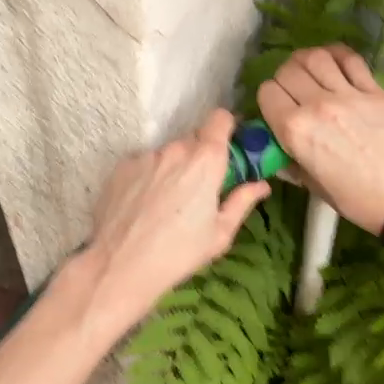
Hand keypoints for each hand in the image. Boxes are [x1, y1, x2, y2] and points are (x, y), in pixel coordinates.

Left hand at [74, 109, 269, 333]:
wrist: (121, 264)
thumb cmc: (179, 252)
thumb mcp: (220, 233)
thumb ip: (242, 201)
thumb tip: (262, 185)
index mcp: (206, 160)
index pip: (220, 119)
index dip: (226, 128)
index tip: (227, 146)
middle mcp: (176, 149)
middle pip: (193, 139)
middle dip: (199, 157)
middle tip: (198, 188)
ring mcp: (146, 155)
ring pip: (167, 153)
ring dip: (172, 168)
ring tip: (166, 202)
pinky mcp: (122, 166)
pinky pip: (143, 164)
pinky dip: (148, 176)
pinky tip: (143, 204)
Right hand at [257, 46, 383, 233]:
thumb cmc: (351, 197)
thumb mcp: (308, 183)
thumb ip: (288, 157)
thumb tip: (277, 142)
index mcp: (295, 130)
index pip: (267, 92)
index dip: (267, 99)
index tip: (276, 107)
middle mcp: (317, 105)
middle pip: (287, 71)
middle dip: (283, 78)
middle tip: (292, 90)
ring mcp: (348, 94)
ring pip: (315, 57)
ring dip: (305, 60)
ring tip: (309, 71)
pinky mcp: (373, 90)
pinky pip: (350, 59)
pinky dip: (336, 54)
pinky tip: (333, 62)